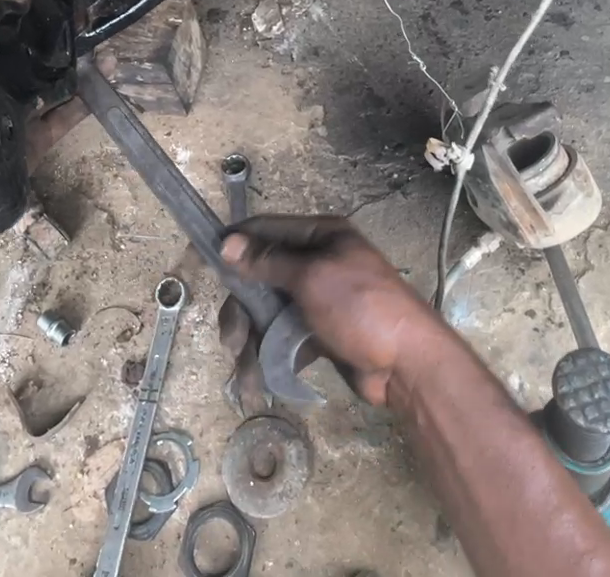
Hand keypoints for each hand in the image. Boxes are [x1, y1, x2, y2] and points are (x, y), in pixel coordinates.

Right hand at [221, 216, 448, 404]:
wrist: (409, 364)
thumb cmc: (362, 308)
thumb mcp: (313, 278)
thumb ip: (269, 261)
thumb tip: (228, 243)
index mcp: (321, 236)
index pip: (267, 230)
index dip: (234, 244)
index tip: (200, 259)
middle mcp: (318, 262)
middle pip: (262, 278)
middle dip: (242, 310)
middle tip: (231, 339)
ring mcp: (318, 299)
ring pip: (268, 312)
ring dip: (252, 341)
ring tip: (246, 373)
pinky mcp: (319, 331)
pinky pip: (283, 338)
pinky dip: (269, 356)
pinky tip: (260, 380)